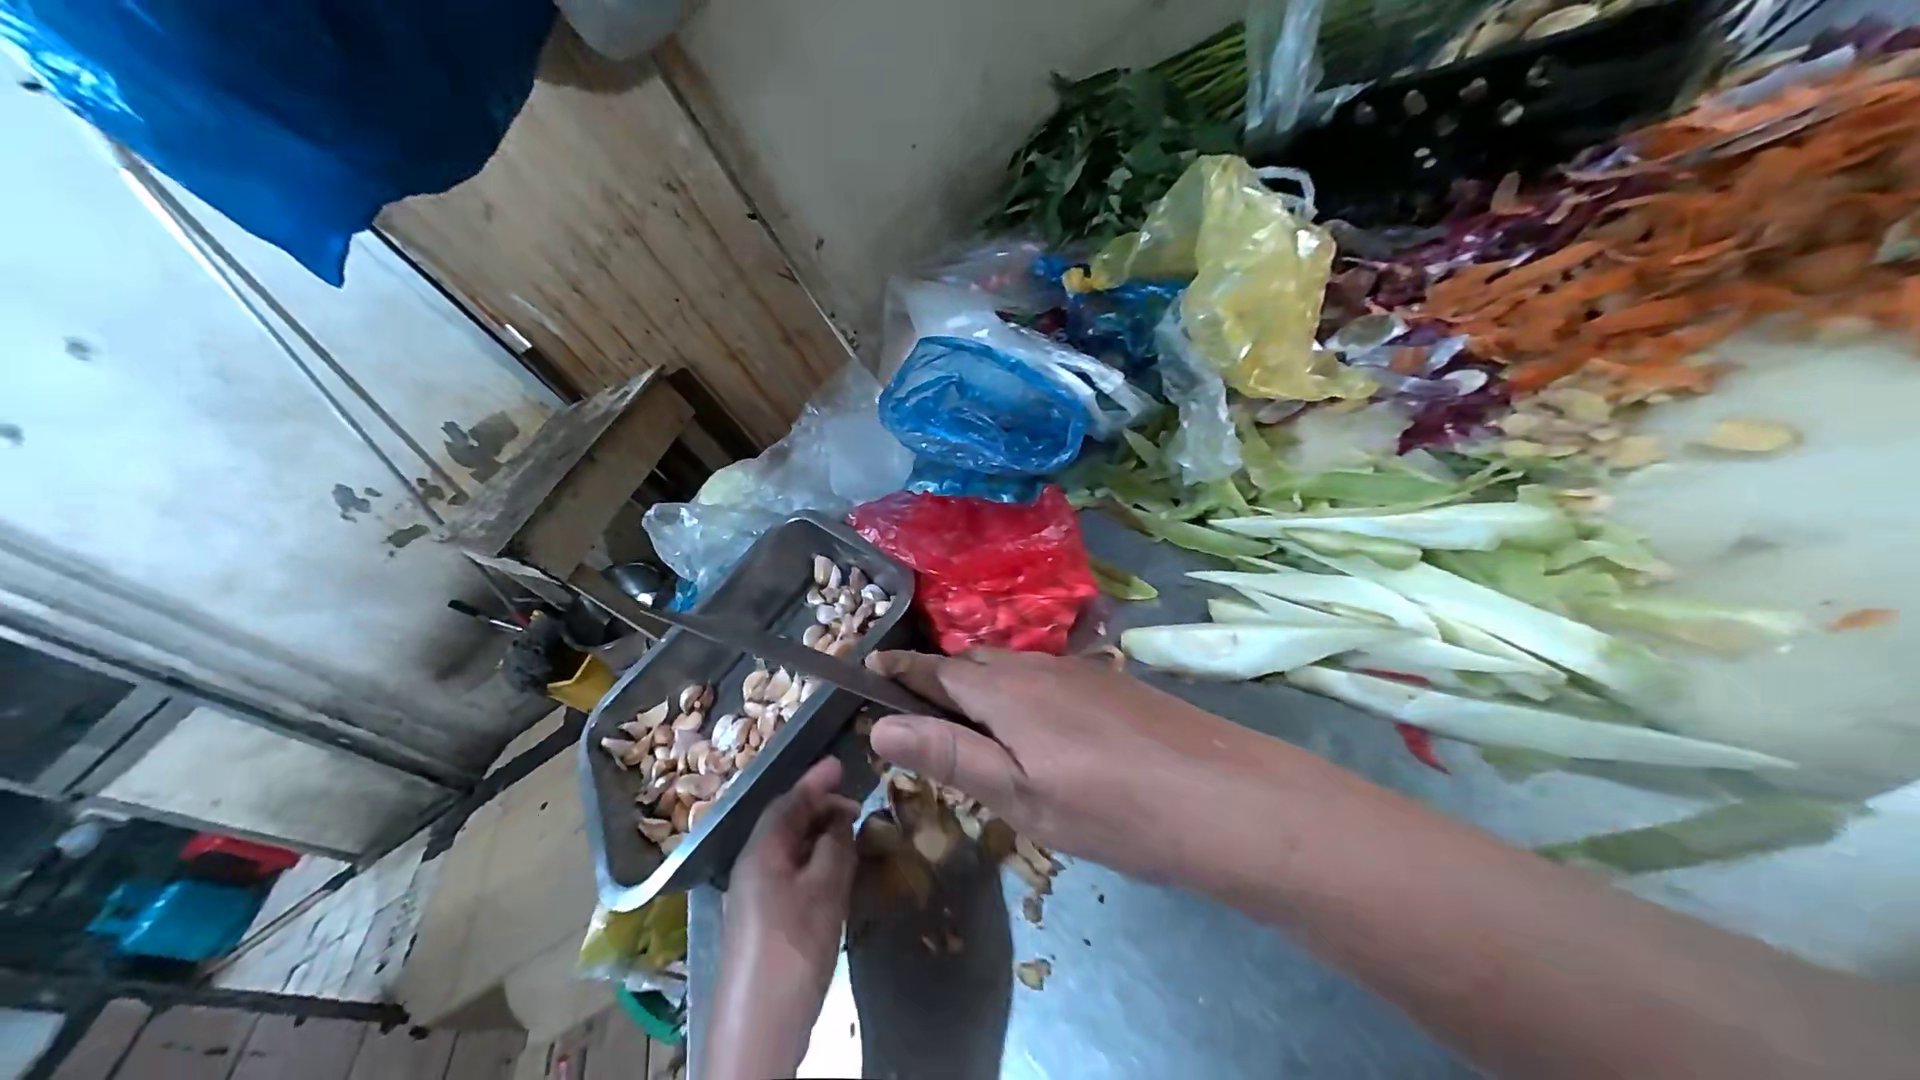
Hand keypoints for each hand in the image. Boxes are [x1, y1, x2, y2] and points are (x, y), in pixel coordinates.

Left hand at [708, 758, 857, 1079]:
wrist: (758, 1026)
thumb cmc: (793, 946)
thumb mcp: (825, 888)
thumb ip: (836, 846)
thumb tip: (842, 819)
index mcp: (760, 851)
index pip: (788, 802)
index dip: (815, 781)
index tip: (841, 763)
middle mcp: (752, 867)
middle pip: (786, 824)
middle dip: (820, 808)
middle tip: (856, 804)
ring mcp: (754, 897)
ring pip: (790, 850)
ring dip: (820, 836)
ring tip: (852, 833)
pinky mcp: (764, 922)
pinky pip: (791, 874)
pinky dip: (816, 863)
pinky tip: (837, 874)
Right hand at [864, 649, 1283, 881]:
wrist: (1224, 799)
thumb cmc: (1110, 808)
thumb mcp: (1019, 794)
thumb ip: (950, 755)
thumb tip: (878, 725)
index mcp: (1006, 691)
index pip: (937, 669)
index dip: (901, 669)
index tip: (870, 667)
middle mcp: (1039, 667)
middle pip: (974, 662)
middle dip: (939, 677)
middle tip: (917, 711)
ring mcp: (1080, 672)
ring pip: (1013, 669)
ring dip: (982, 686)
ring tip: (971, 724)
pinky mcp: (1111, 686)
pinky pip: (1046, 679)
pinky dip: (1021, 694)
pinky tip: (1037, 730)